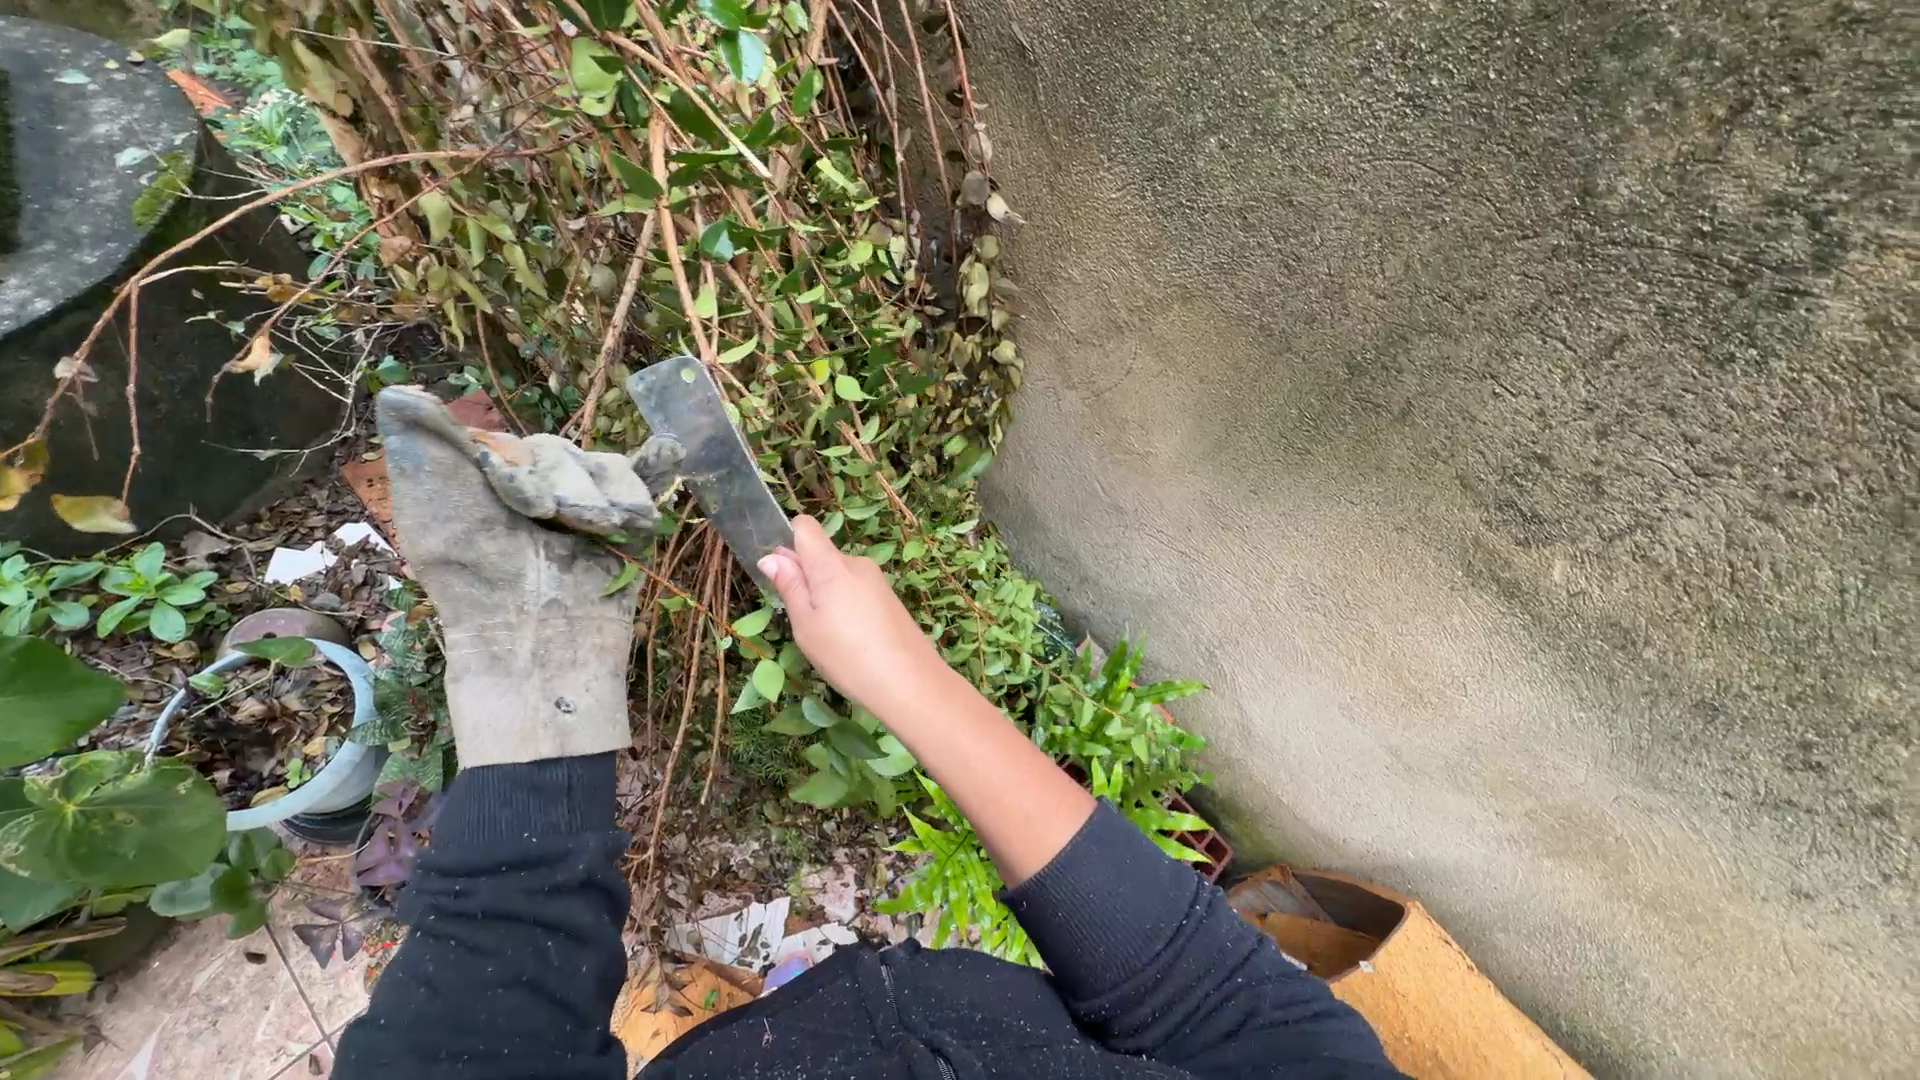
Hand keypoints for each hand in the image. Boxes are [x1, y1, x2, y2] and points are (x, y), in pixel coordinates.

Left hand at [375, 388, 679, 766]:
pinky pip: (646, 481)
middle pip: (564, 453)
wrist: (542, 642)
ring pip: (608, 468)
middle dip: (568, 486)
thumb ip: (422, 448)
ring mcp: (586, 506)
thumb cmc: (478, 580)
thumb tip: (402, 393)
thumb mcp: (431, 513)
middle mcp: (537, 489)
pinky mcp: (628, 525)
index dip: (521, 466)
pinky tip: (667, 450)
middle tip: (566, 522)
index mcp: (486, 484)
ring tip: (613, 527)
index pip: (512, 442)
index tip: (523, 504)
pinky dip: (656, 465)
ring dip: (611, 494)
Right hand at [758, 516, 944, 719]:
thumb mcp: (807, 625)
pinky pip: (857, 591)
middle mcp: (857, 564)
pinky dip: (846, 608)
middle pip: (822, 555)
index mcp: (832, 565)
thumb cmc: (847, 656)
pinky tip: (850, 640)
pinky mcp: (889, 599)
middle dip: (806, 578)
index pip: (806, 527)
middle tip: (803, 620)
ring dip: (826, 596)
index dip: (788, 543)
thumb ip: (790, 587)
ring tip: (828, 637)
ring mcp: (877, 581)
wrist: (910, 683)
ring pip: (839, 577)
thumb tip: (771, 556)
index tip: (783, 575)